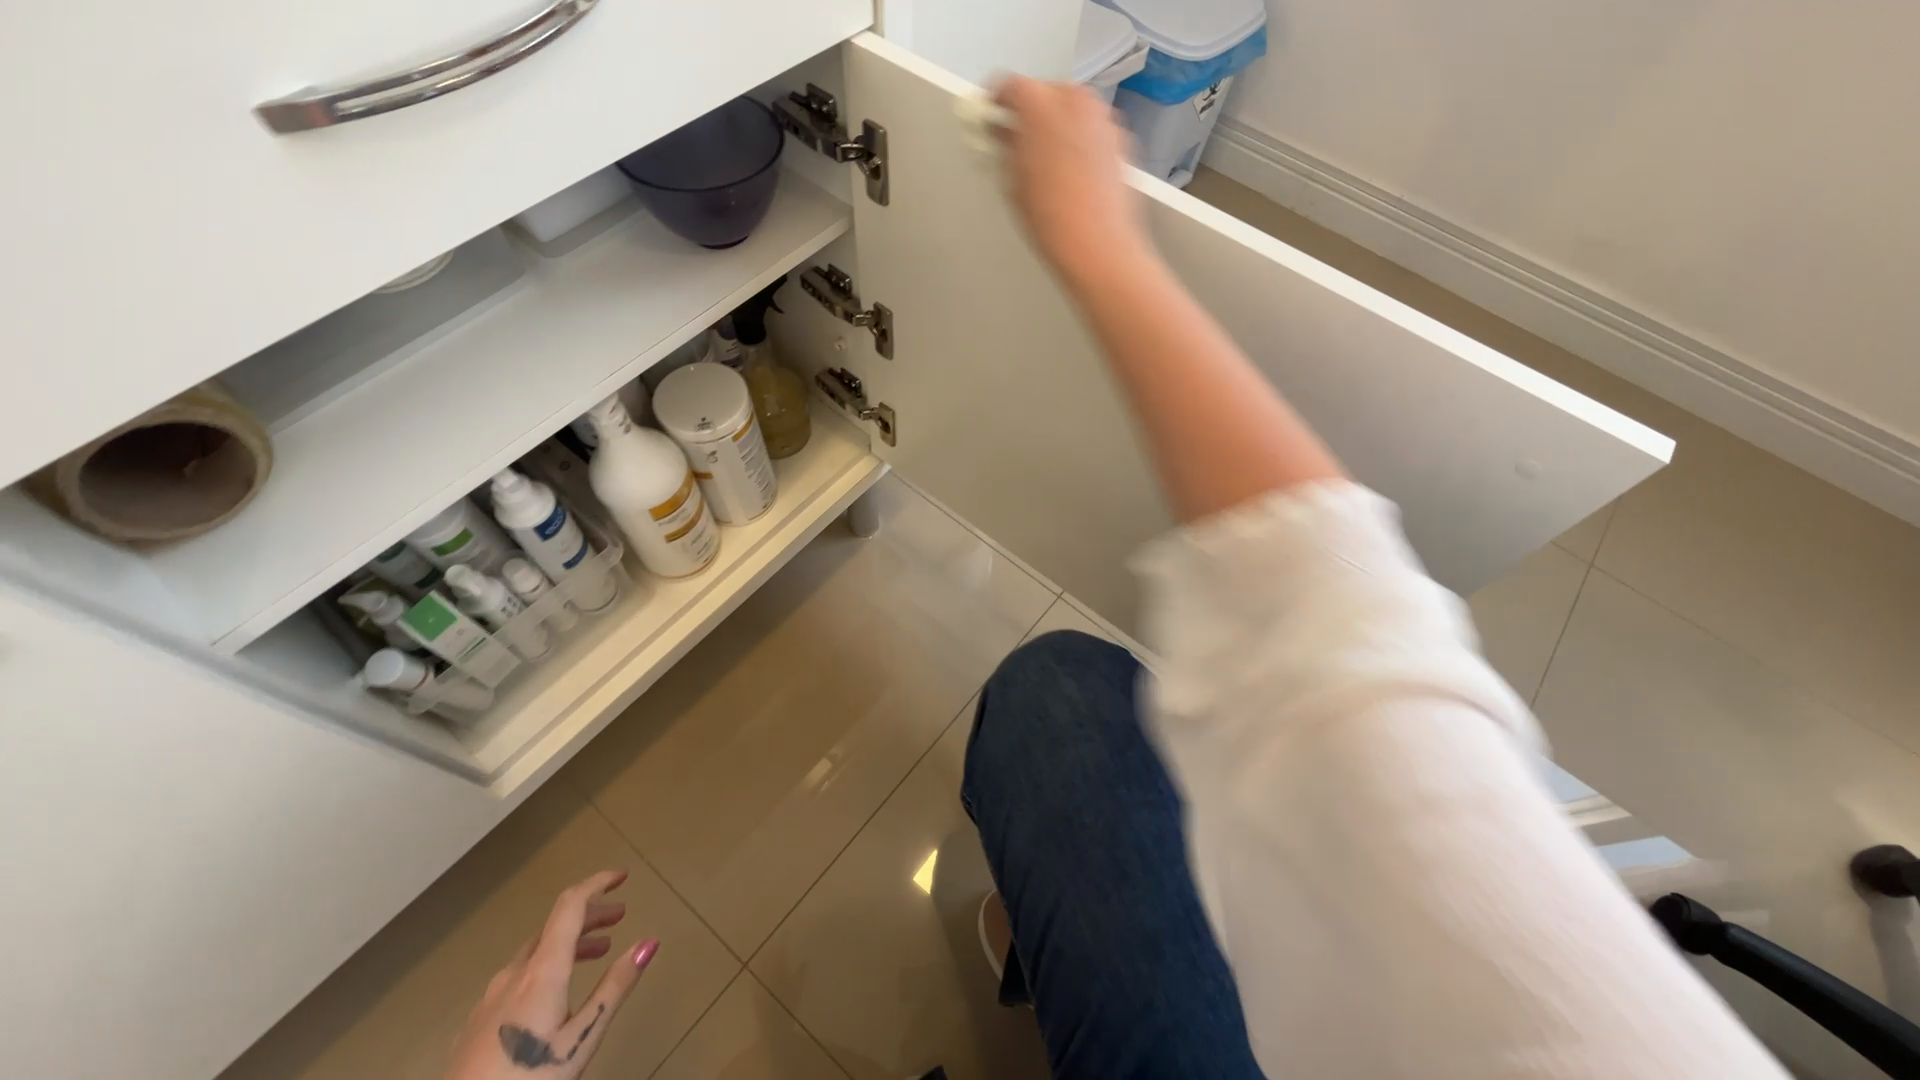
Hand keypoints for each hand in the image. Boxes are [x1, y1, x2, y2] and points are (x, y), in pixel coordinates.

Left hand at [443, 870, 657, 1079]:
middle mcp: (513, 975)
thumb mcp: (583, 1038)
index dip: (596, 884)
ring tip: (596, 954)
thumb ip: (615, 987)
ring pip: (534, 954)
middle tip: (620, 918)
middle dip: (590, 916)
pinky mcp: (476, 1024)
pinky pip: (517, 978)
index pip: (570, 907)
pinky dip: (545, 968)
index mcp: (542, 971)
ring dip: (569, 944)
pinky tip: (553, 997)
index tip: (622, 877)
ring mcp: (490, 999)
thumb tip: (649, 942)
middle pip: (553, 928)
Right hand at [990, 76, 1153, 283]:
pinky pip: (1092, 128)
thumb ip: (1006, 146)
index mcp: (1040, 104)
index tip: (991, 116)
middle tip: (1017, 140)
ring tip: (1045, 158)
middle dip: (1030, 112)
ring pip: (1072, 108)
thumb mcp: (1014, 181)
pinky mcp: (1121, 139)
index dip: (997, 101)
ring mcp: (1103, 118)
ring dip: (1057, 124)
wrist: (1099, 245)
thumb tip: (1002, 132)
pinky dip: (1079, 139)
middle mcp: (1075, 100)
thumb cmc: (1051, 217)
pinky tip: (1071, 170)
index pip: (1010, 86)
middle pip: (1046, 92)